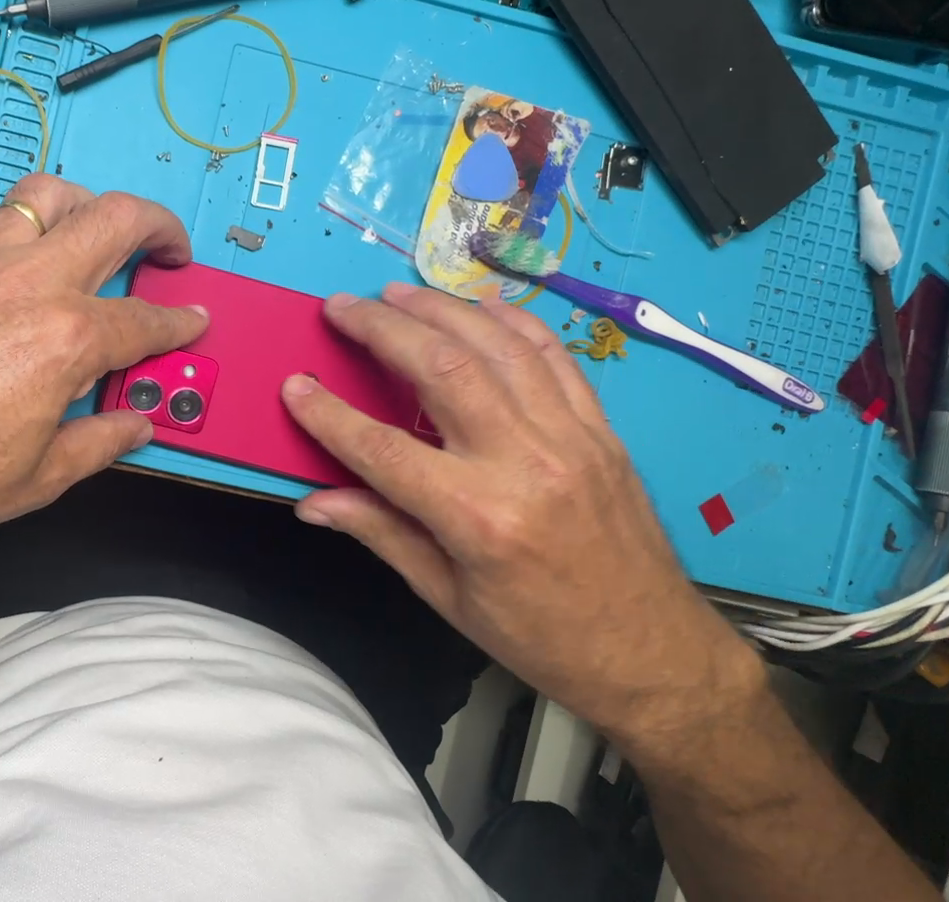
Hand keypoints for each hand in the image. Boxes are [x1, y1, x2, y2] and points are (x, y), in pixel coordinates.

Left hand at [0, 175, 205, 573]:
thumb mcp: (41, 477)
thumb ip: (102, 442)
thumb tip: (134, 426)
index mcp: (65, 339)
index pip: (146, 320)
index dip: (178, 322)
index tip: (189, 320)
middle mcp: (25, 284)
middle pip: (116, 219)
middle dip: (161, 226)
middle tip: (170, 248)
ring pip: (46, 195)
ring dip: (84, 205)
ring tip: (95, 231)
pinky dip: (8, 223)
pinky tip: (12, 250)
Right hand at [281, 284, 761, 746]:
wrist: (654, 655)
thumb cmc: (539, 637)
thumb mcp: (445, 596)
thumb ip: (379, 533)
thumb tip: (311, 503)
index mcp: (477, 517)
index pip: (382, 449)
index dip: (329, 415)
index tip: (294, 385)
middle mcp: (525, 464)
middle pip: (442, 371)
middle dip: (382, 329)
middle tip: (341, 306)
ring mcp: (570, 439)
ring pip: (498, 348)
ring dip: (442, 310)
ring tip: (397, 292)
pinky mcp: (600, 431)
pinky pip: (554, 359)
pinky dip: (512, 322)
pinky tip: (478, 307)